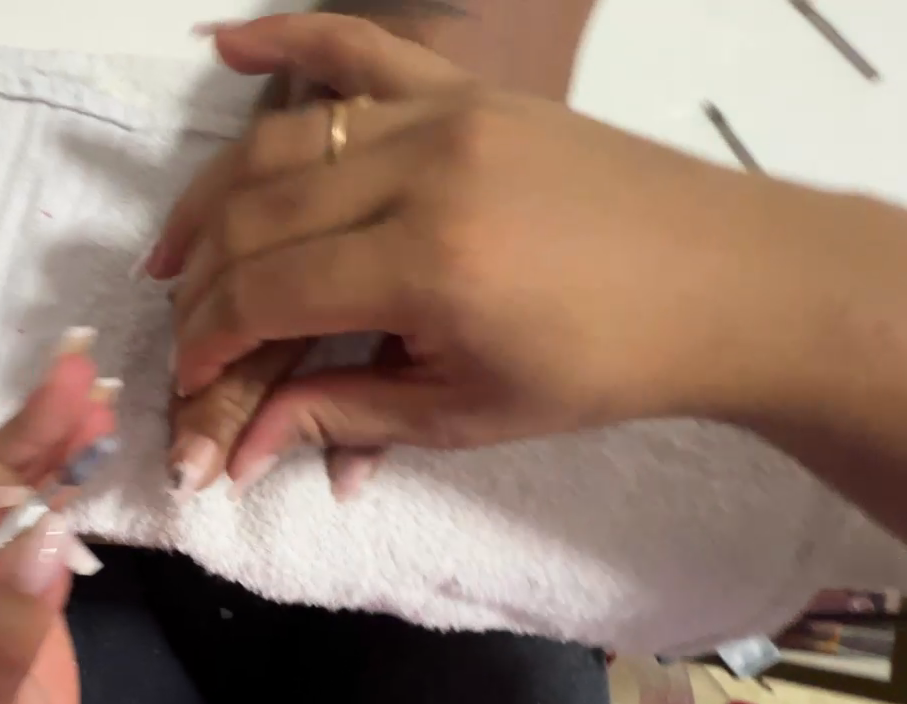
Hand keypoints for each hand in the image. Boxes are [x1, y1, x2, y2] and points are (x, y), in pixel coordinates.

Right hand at [166, 3, 597, 500]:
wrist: (735, 283)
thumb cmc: (594, 369)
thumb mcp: (456, 418)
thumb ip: (334, 419)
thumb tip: (237, 459)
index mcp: (425, 264)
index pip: (264, 294)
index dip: (205, 341)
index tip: (184, 379)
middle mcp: (423, 168)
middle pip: (254, 216)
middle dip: (197, 285)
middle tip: (181, 331)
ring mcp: (446, 111)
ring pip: (280, 142)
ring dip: (208, 199)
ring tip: (171, 252)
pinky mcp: (467, 90)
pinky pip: (360, 46)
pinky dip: (286, 40)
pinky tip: (223, 47)